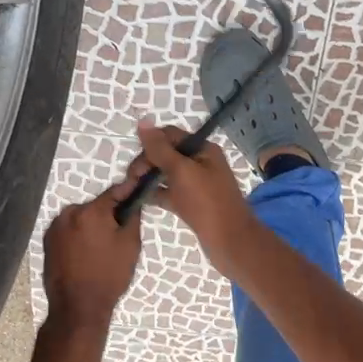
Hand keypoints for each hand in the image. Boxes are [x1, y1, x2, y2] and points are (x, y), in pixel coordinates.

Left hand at [41, 180, 142, 328]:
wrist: (77, 307)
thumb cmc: (109, 275)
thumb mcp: (130, 245)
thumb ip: (133, 216)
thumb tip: (133, 201)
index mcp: (90, 211)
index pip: (114, 192)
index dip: (128, 191)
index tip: (137, 188)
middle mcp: (68, 213)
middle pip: (95, 206)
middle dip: (107, 214)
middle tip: (119, 233)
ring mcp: (54, 227)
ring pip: (81, 218)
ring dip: (91, 225)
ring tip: (101, 248)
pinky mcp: (47, 241)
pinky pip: (69, 230)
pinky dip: (78, 235)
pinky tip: (86, 254)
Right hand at [127, 122, 258, 271]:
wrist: (230, 241)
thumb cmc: (206, 202)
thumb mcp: (181, 171)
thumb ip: (160, 148)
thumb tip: (143, 121)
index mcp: (202, 149)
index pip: (170, 136)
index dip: (150, 145)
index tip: (135, 164)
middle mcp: (200, 162)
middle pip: (166, 154)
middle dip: (147, 163)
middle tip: (132, 180)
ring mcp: (196, 183)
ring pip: (166, 174)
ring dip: (148, 178)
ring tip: (132, 189)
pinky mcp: (191, 202)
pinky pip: (169, 192)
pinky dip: (156, 194)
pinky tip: (141, 199)